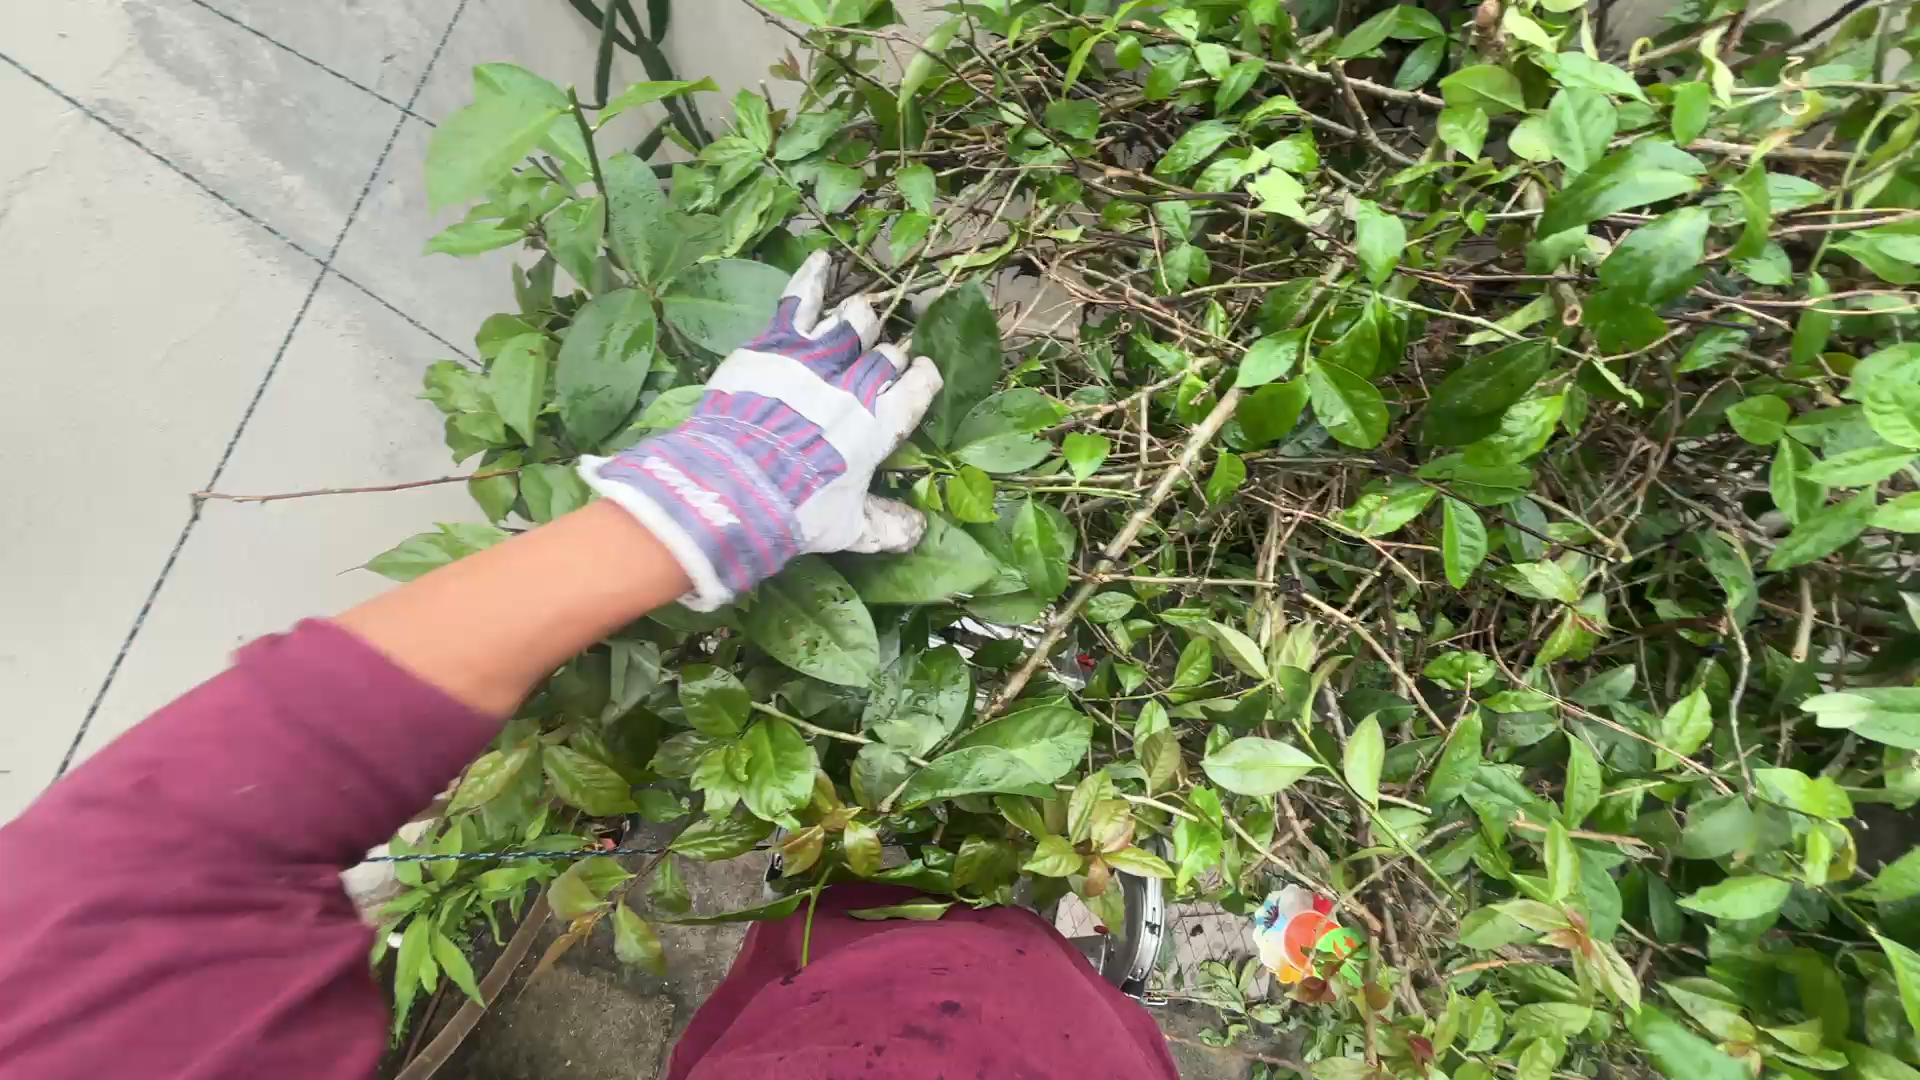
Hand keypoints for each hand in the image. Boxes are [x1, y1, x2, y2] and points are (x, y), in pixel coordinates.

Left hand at [579, 252, 942, 609]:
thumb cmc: (795, 512)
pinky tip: (823, 261)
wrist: (732, 486)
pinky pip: (801, 299)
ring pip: (854, 321)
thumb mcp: (846, 529)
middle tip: (879, 363)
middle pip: (886, 355)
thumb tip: (917, 531)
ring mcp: (817, 357)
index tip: (922, 375)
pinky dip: (814, 277)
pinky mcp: (777, 342)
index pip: (918, 387)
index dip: (922, 378)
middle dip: (888, 356)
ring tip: (860, 322)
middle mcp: (857, 384)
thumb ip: (885, 527)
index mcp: (879, 426)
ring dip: (861, 322)